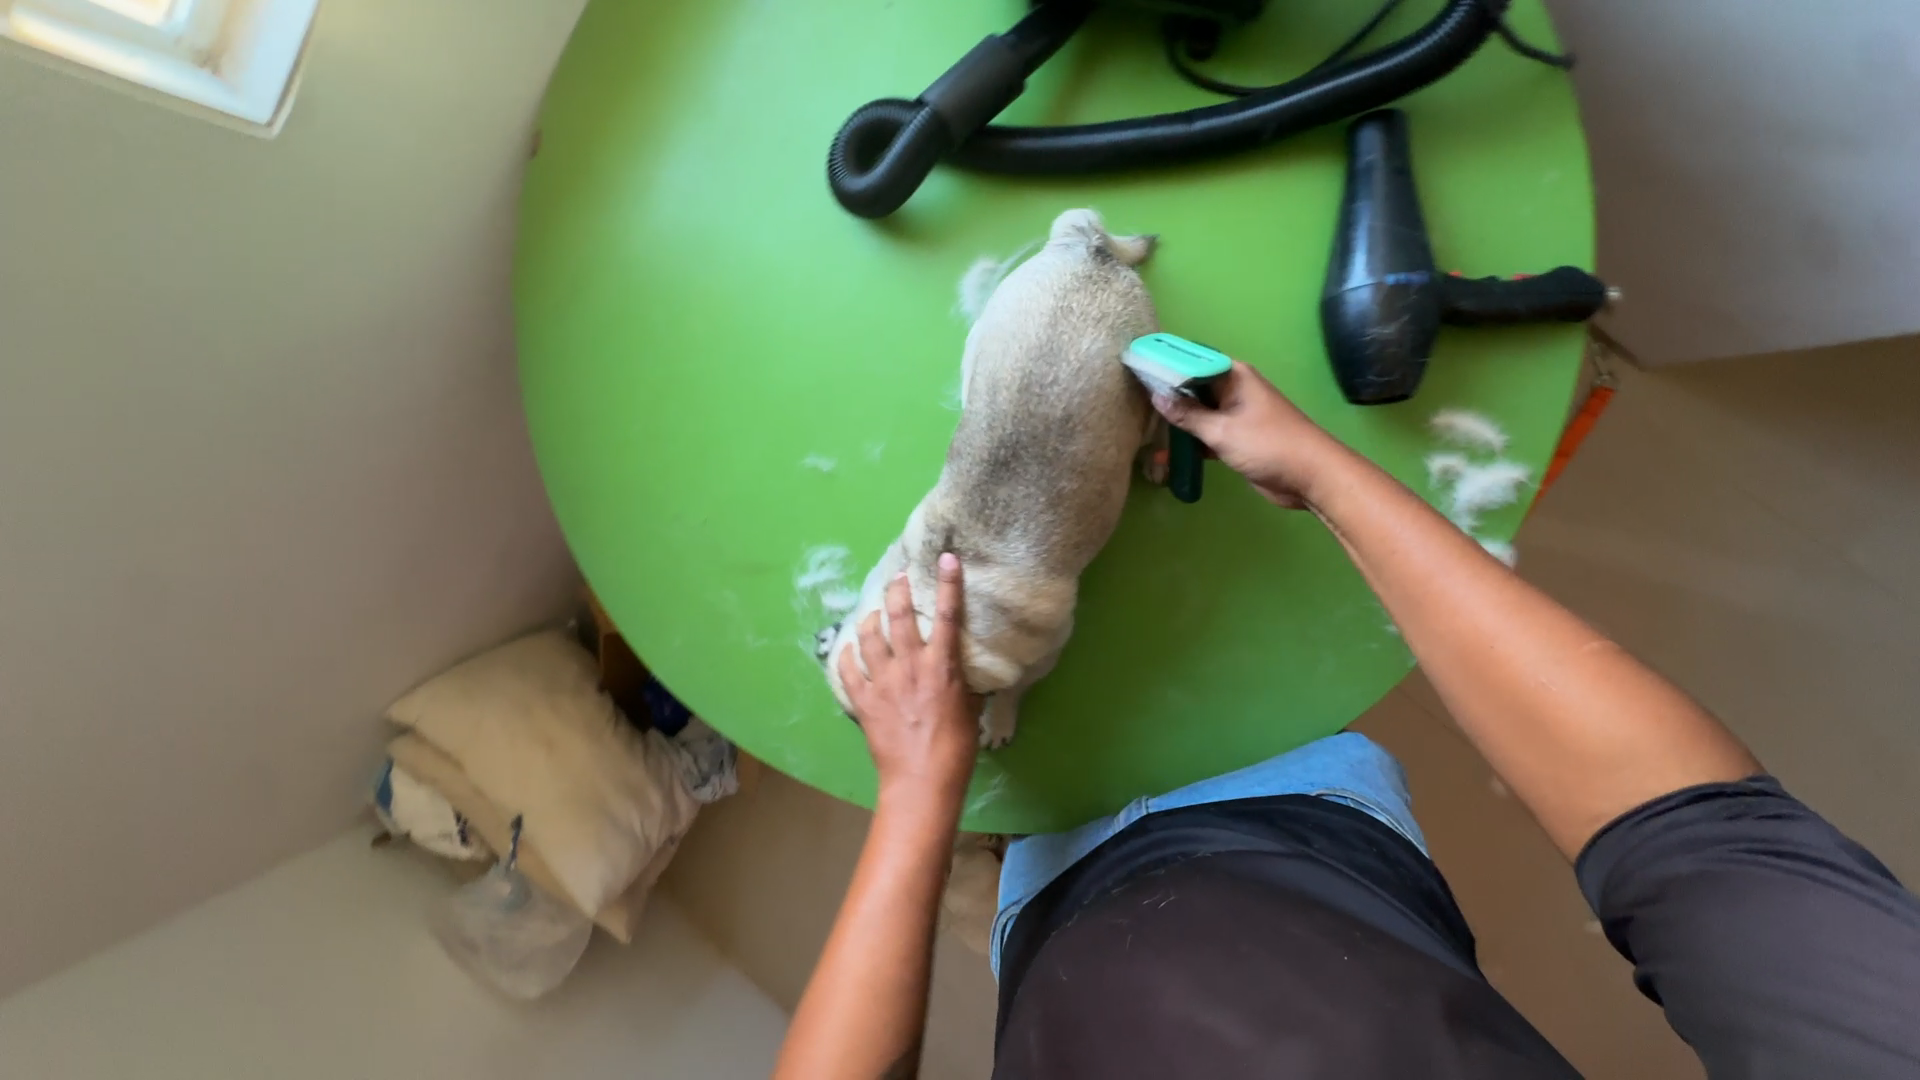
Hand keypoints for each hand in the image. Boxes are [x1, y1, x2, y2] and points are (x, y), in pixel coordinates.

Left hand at [836, 553, 980, 801]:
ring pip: (868, 637)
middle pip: (899, 616)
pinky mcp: (862, 701)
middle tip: (898, 578)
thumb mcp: (970, 710)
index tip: (945, 558)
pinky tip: (848, 649)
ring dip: (870, 620)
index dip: (948, 583)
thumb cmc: (955, 749)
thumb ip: (965, 684)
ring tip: (874, 614)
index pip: (947, 616)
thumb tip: (966, 672)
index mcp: (941, 667)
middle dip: (898, 591)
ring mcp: (882, 682)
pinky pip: (847, 669)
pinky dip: (846, 655)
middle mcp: (909, 666)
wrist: (921, 782)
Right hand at [1152, 360, 1346, 509]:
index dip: (1166, 364)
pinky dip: (1189, 444)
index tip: (1136, 367)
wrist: (1309, 476)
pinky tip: (1167, 456)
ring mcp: (1235, 415)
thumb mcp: (1221, 430)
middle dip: (1166, 396)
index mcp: (1233, 377)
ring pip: (1197, 414)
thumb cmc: (1267, 445)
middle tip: (1132, 402)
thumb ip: (1187, 415)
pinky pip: (1205, 436)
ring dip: (1176, 425)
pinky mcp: (1236, 439)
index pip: (1192, 361)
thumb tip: (1157, 396)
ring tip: (1143, 430)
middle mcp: (1233, 391)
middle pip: (1192, 388)